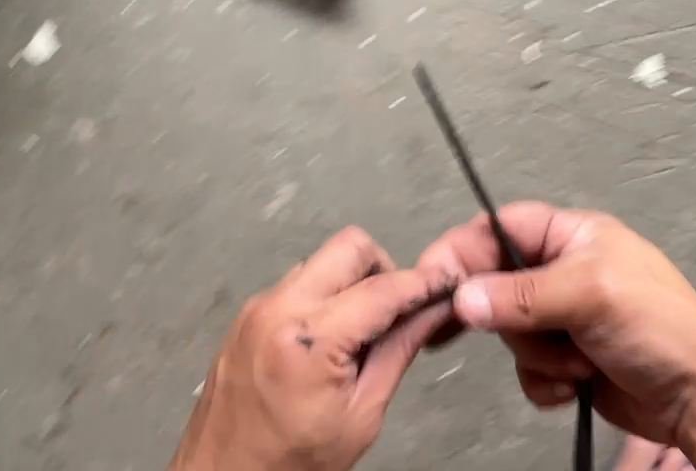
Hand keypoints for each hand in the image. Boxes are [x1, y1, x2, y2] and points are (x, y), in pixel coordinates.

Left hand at [171, 227, 458, 470]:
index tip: (445, 283)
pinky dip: (325, 295)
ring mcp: (259, 306)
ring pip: (324, 259)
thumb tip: (431, 313)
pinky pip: (300, 280)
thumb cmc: (284, 466)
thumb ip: (398, 353)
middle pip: (351, 246)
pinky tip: (331, 337)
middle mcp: (278, 309)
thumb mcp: (360, 418)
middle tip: (398, 306)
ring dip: (353, 281)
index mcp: (308, 340)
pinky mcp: (250, 312)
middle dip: (384, 268)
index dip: (422, 283)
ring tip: (360, 331)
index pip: (382, 289)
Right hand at [417, 203, 695, 446]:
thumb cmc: (660, 325)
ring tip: (579, 359)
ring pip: (511, 331)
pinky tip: (579, 382)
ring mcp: (563, 315)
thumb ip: (523, 295)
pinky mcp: (566, 357)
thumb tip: (463, 298)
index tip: (434, 278)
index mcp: (570, 235)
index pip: (500, 229)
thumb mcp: (590, 294)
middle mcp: (562, 270)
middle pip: (498, 284)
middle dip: (514, 318)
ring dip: (539, 354)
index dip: (464, 249)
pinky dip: (546, 380)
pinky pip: (526, 367)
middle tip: (531, 332)